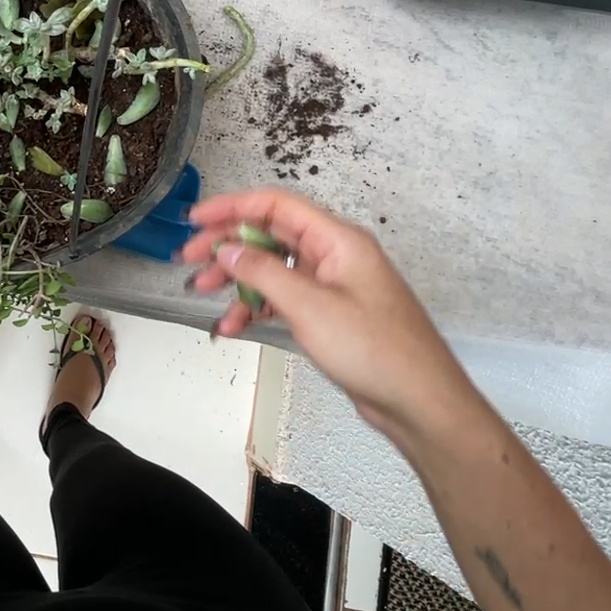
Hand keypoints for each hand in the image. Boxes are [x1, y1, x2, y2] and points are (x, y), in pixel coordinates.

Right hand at [180, 189, 479, 442]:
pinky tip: (233, 325)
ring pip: (271, 266)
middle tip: (189, 258)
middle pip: (269, 234)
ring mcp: (331, 283)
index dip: (231, 206)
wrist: (420, 404)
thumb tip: (226, 248)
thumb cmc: (374, 350)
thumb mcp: (309, 306)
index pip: (275, 205)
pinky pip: (282, 296)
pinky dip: (255, 306)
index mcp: (336, 239)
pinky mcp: (328, 311)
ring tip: (203, 291)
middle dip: (226, 244)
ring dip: (235, 277)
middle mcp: (333, 254)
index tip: (195, 220)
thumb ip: (262, 272)